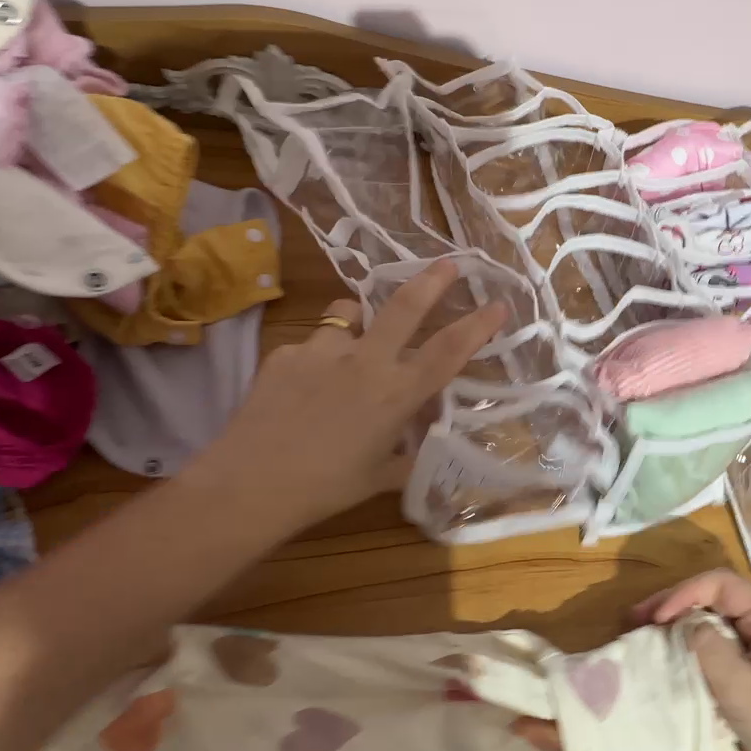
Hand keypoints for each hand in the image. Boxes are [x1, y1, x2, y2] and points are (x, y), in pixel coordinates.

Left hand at [189, 258, 505, 529]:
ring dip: (362, 321)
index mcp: (396, 394)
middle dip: (432, 280)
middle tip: (449, 263)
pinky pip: (313, 346)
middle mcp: (365, 362)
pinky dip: (321, 358)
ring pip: (351, 315)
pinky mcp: (285, 353)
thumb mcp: (381, 475)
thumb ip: (408, 454)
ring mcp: (322, 351)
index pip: (449, 351)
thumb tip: (424, 445)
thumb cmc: (327, 487)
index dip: (479, 325)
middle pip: (405, 306)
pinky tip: (306, 388)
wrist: (251, 483)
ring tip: (356, 339)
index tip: (499, 304)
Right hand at [635, 570, 750, 750]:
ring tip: (645, 638)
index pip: (720, 584)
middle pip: (714, 599)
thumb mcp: (741, 687)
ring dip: (679, 629)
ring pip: (712, 625)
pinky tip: (667, 662)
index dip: (684, 593)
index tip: (655, 618)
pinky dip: (689, 651)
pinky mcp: (750, 674)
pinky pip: (715, 650)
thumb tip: (683, 625)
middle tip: (636, 620)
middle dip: (675, 605)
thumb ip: (708, 648)